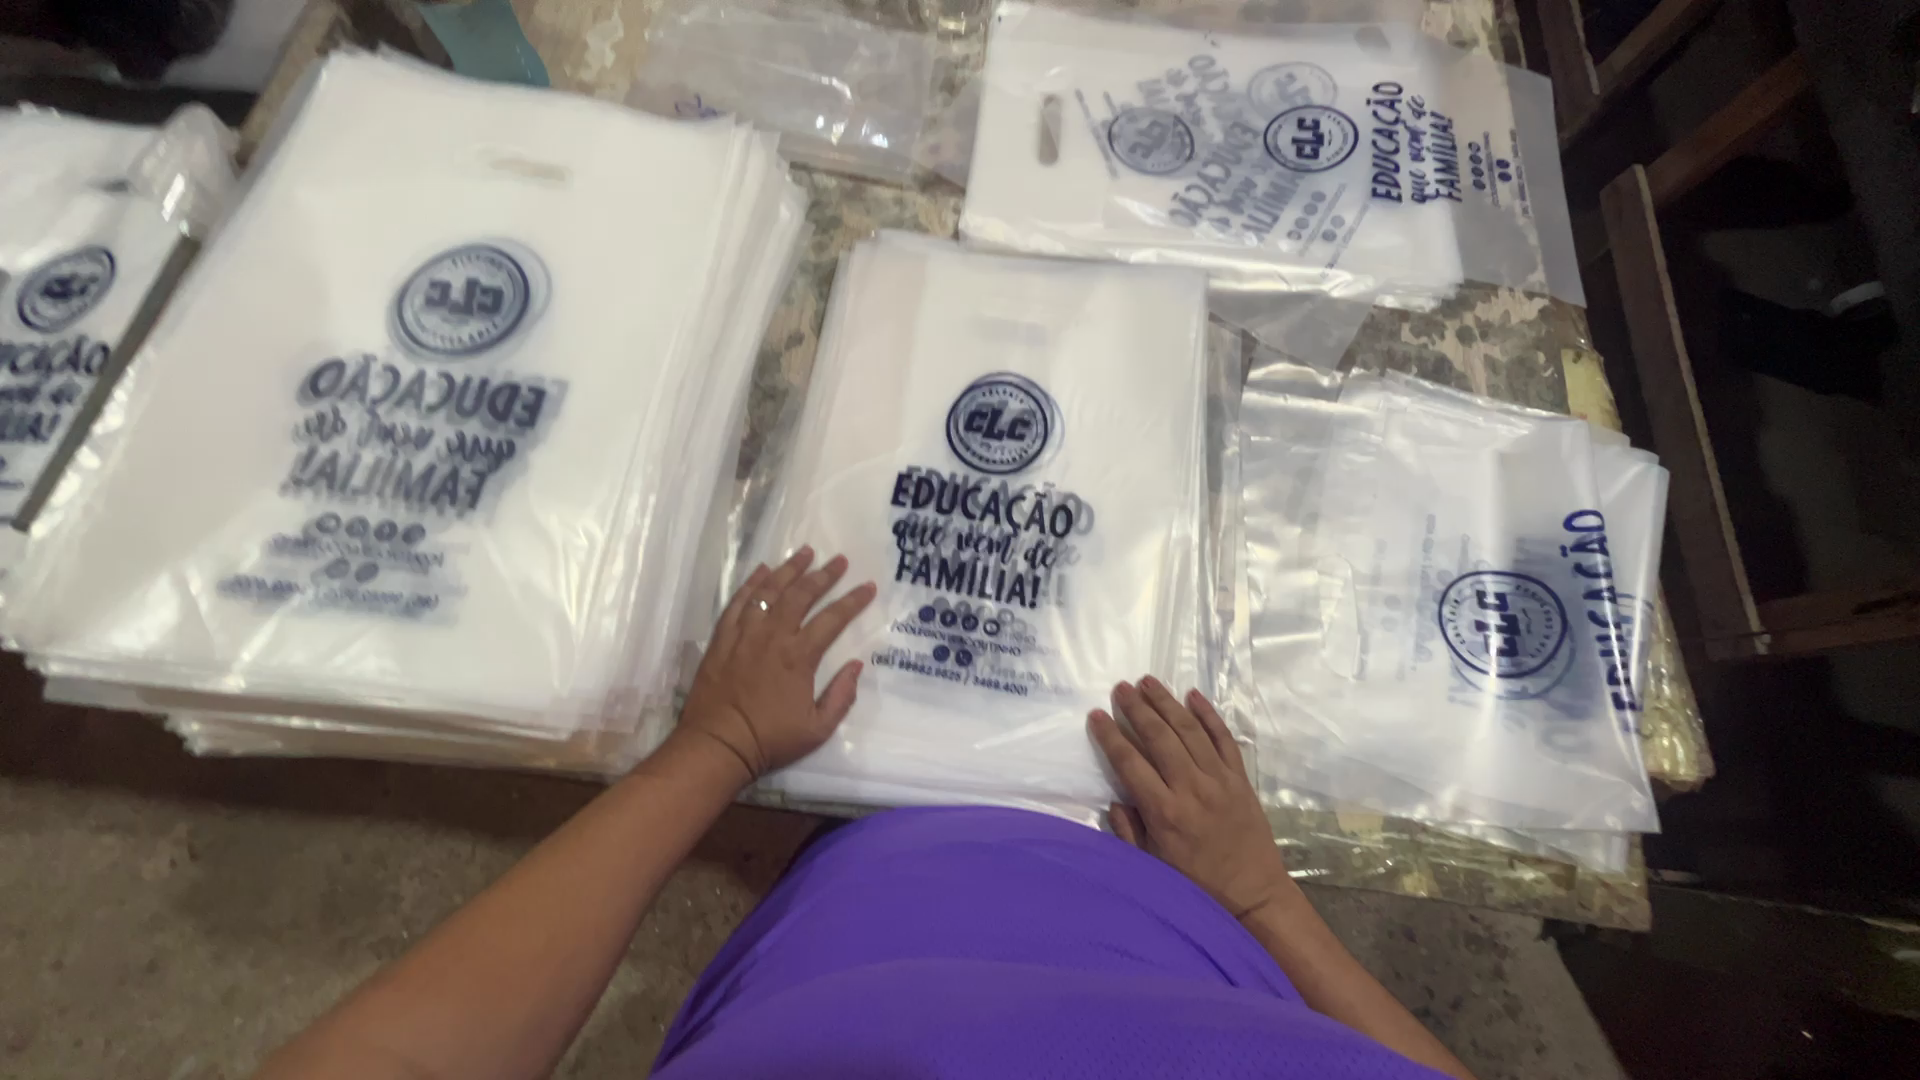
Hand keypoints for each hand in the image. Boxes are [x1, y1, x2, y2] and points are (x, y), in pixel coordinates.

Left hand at [675, 547, 876, 784]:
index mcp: (799, 656)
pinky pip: (739, 602)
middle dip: (824, 575)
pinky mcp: (723, 638)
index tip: (868, 586)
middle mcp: (773, 636)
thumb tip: (856, 665)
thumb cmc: (770, 740)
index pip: (833, 619)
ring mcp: (745, 634)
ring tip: (805, 553)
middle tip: (839, 560)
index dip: (853, 601)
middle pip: (801, 594)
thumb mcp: (817, 729)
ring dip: (789, 569)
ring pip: (769, 590)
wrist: (716, 745)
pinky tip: (763, 571)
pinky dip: (752, 583)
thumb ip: (841, 696)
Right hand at [1088, 678, 1296, 920]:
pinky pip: (1224, 738)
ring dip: (1167, 703)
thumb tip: (1116, 800)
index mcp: (1164, 812)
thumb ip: (1129, 831)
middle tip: (1120, 687)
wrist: (1255, 898)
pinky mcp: (1241, 779)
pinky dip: (1209, 714)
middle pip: (1159, 737)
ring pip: (1190, 730)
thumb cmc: (1197, 886)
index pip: (1130, 763)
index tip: (1096, 715)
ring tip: (1148, 681)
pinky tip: (1193, 695)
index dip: (1110, 736)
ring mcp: (1220, 780)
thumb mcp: (1152, 867)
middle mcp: (1191, 789)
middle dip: (1137, 708)